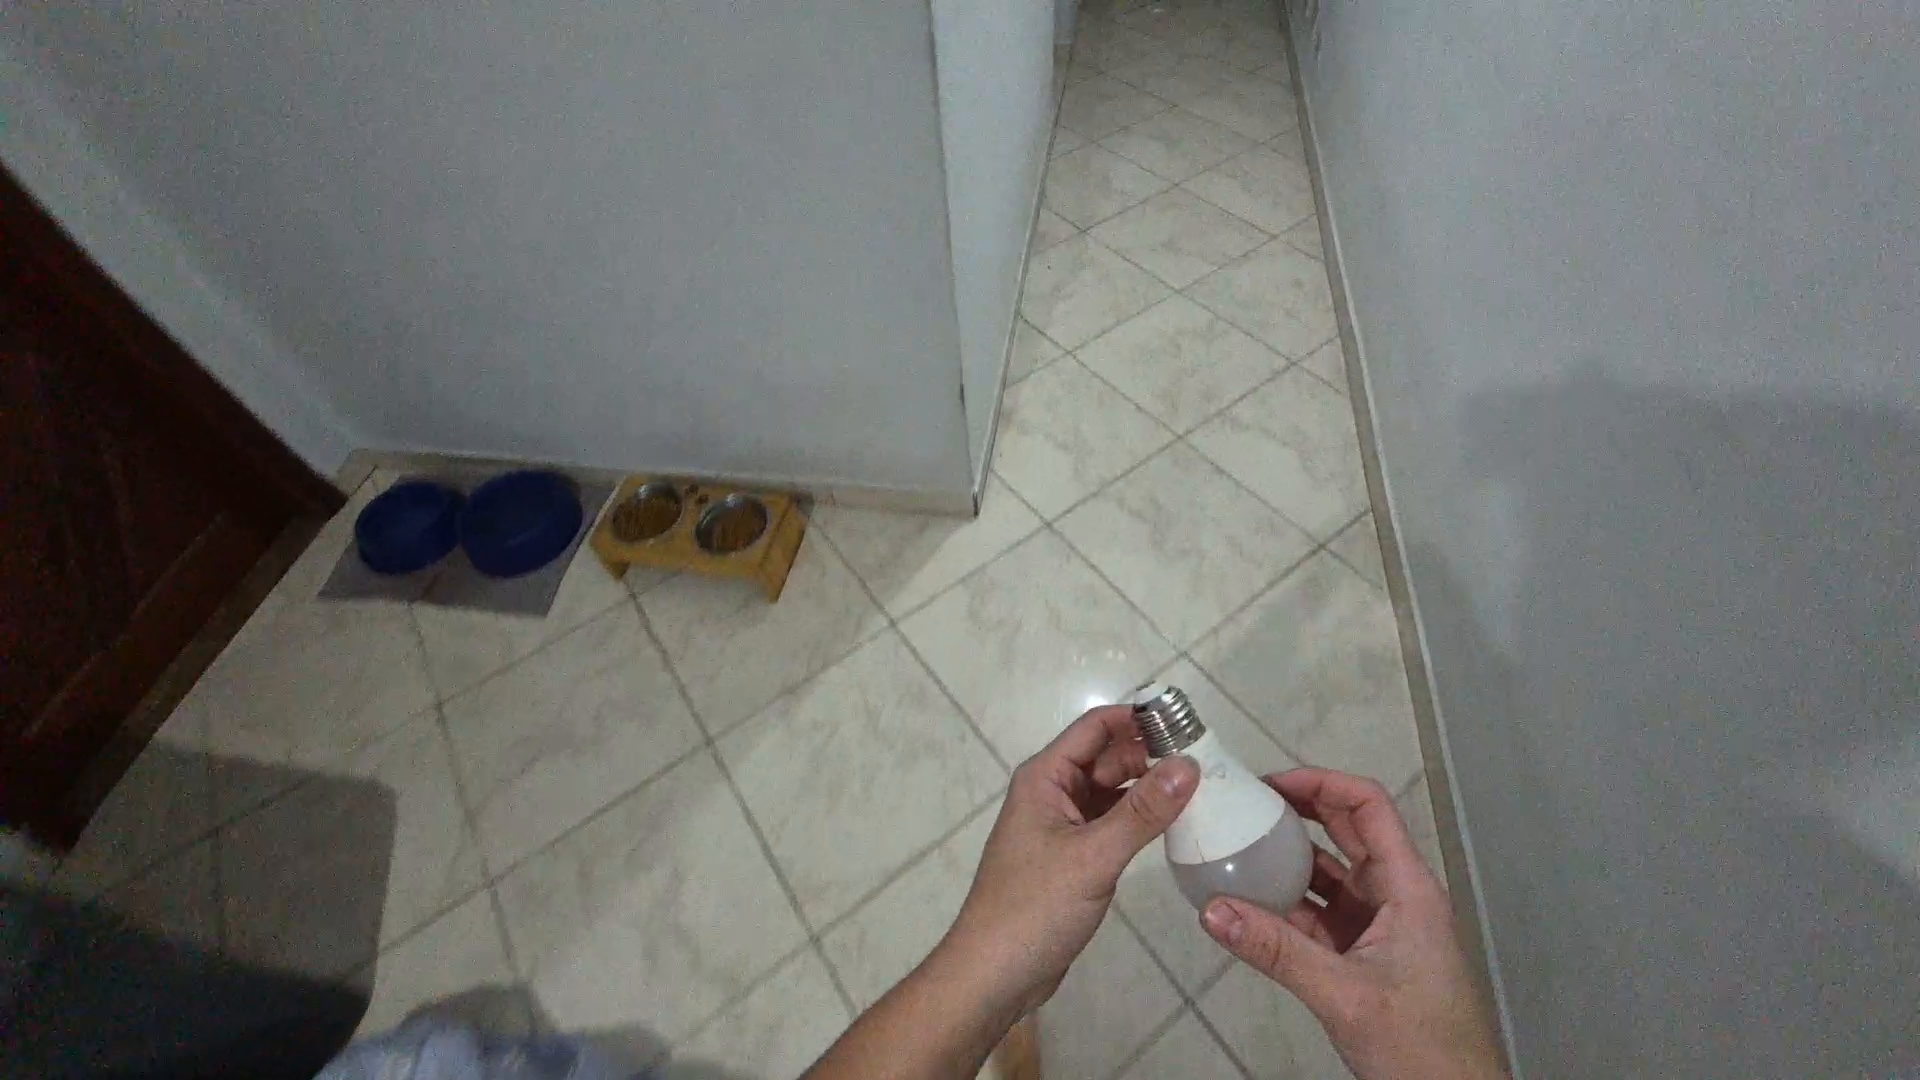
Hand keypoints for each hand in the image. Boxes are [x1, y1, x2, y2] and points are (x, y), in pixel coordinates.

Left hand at [933, 705, 1198, 1016]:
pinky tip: (1176, 824)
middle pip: (1106, 756)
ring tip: (1202, 787)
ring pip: (1112, 790)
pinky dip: (1140, 819)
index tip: (1187, 721)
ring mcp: (1063, 823)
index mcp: (1046, 776)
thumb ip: (1142, 812)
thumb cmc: (1034, 907)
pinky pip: (1111, 822)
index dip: (1138, 718)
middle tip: (1208, 758)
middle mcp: (1053, 791)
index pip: (1095, 727)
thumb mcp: (1093, 856)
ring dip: (1148, 787)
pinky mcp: (1073, 854)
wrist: (995, 974)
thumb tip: (1189, 764)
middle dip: (1150, 753)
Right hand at [1200, 769, 1505, 1079]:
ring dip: (1285, 852)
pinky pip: (1316, 907)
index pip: (1367, 806)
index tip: (1269, 783)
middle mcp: (1391, 893)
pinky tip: (1246, 897)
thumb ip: (1276, 950)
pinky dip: (1283, 897)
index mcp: (1405, 887)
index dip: (1321, 782)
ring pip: (1327, 867)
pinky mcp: (1359, 950)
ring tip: (1237, 838)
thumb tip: (1210, 909)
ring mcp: (1376, 922)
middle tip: (1242, 801)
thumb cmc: (1422, 1050)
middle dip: (1296, 807)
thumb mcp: (1344, 995)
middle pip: (1345, 827)